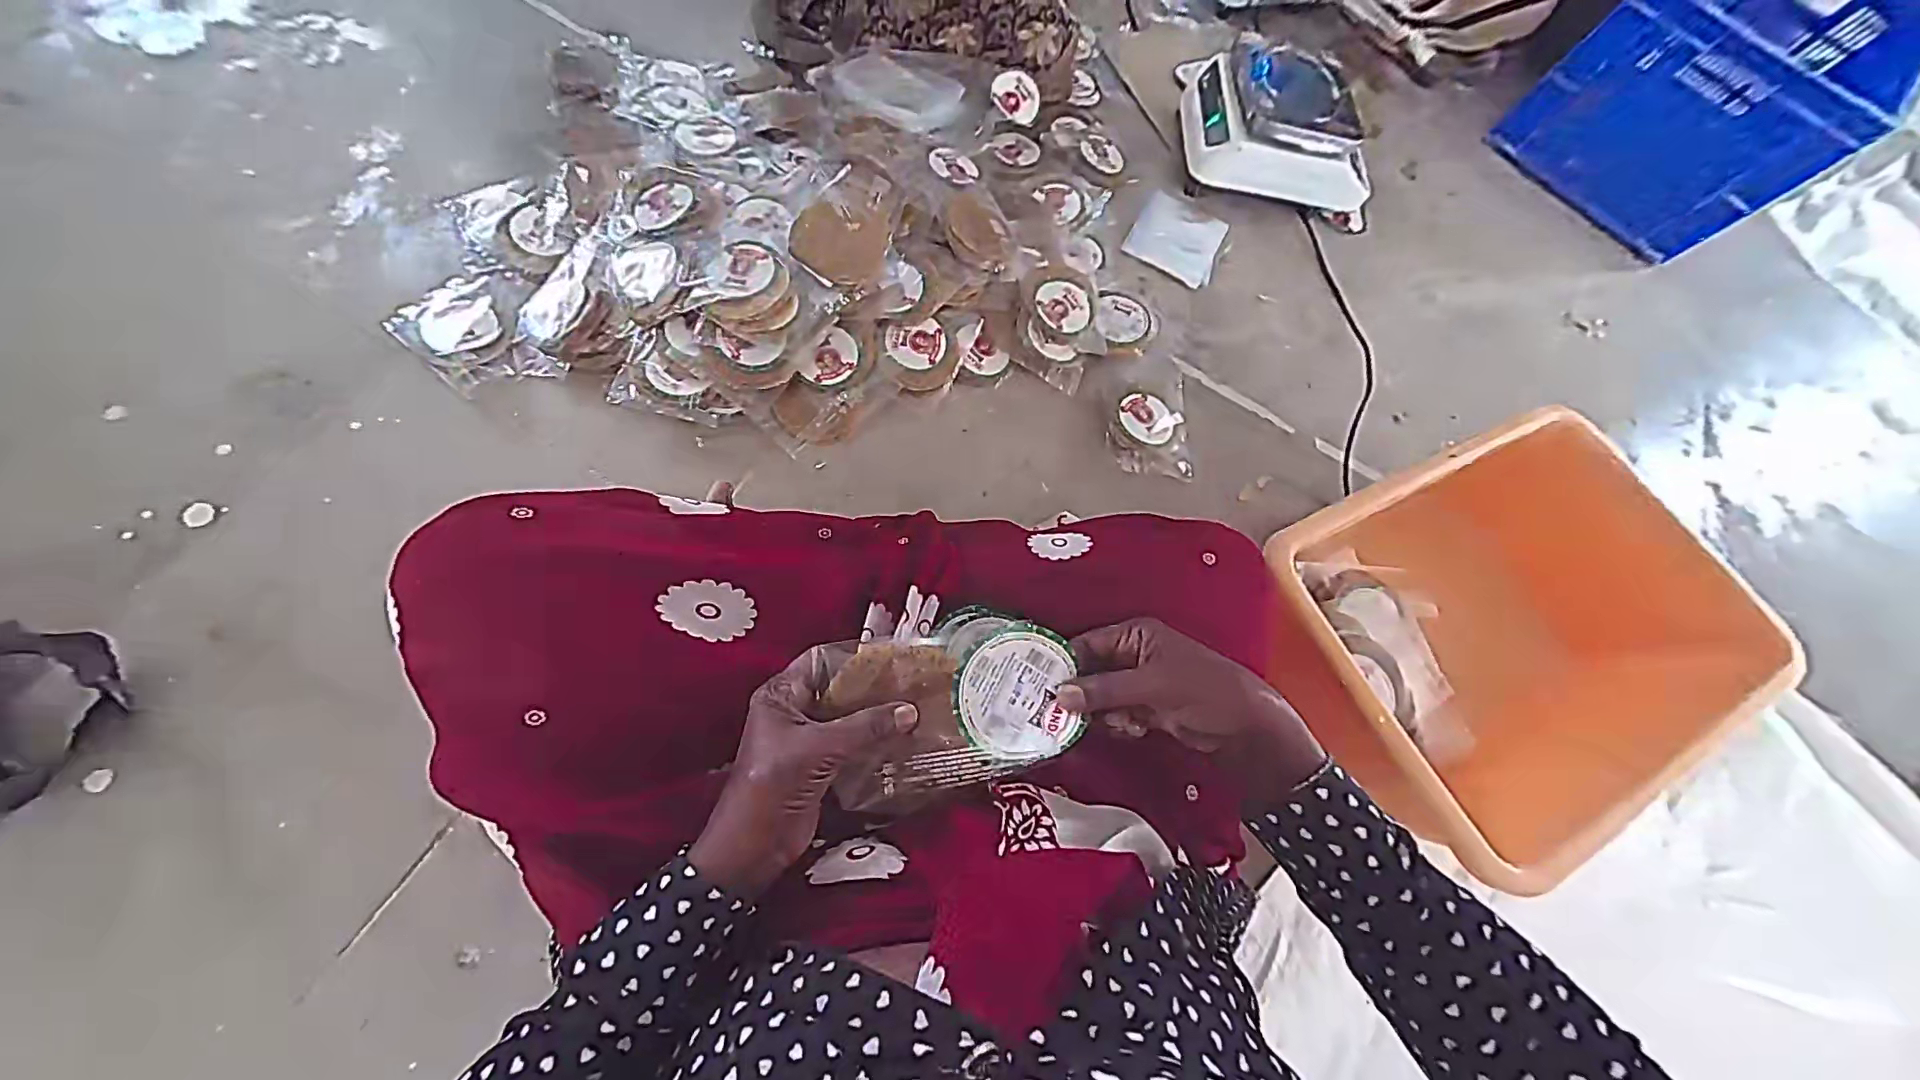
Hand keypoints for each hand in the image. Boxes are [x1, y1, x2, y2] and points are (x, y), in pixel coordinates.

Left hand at [689, 647, 916, 895]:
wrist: (753, 848)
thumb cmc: (772, 787)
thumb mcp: (818, 749)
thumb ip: (864, 727)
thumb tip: (909, 711)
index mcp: (781, 696)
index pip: (820, 660)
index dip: (853, 655)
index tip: (890, 655)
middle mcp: (794, 711)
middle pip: (838, 688)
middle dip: (872, 686)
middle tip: (909, 680)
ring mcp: (808, 739)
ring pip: (848, 716)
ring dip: (876, 714)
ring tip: (912, 704)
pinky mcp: (820, 764)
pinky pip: (852, 742)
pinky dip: (875, 739)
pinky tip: (902, 736)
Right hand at [1055, 618, 1327, 798]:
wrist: (1247, 730)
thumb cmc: (1205, 692)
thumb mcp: (1151, 687)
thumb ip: (1104, 690)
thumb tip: (1060, 694)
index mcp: (1136, 634)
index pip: (1087, 644)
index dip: (1064, 664)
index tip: (1042, 685)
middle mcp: (1133, 653)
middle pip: (1089, 671)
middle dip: (1082, 694)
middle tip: (1065, 713)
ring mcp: (1138, 681)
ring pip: (1099, 696)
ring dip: (1103, 713)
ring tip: (1123, 722)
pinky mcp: (1144, 706)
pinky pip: (1114, 712)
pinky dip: (1117, 723)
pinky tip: (1134, 728)